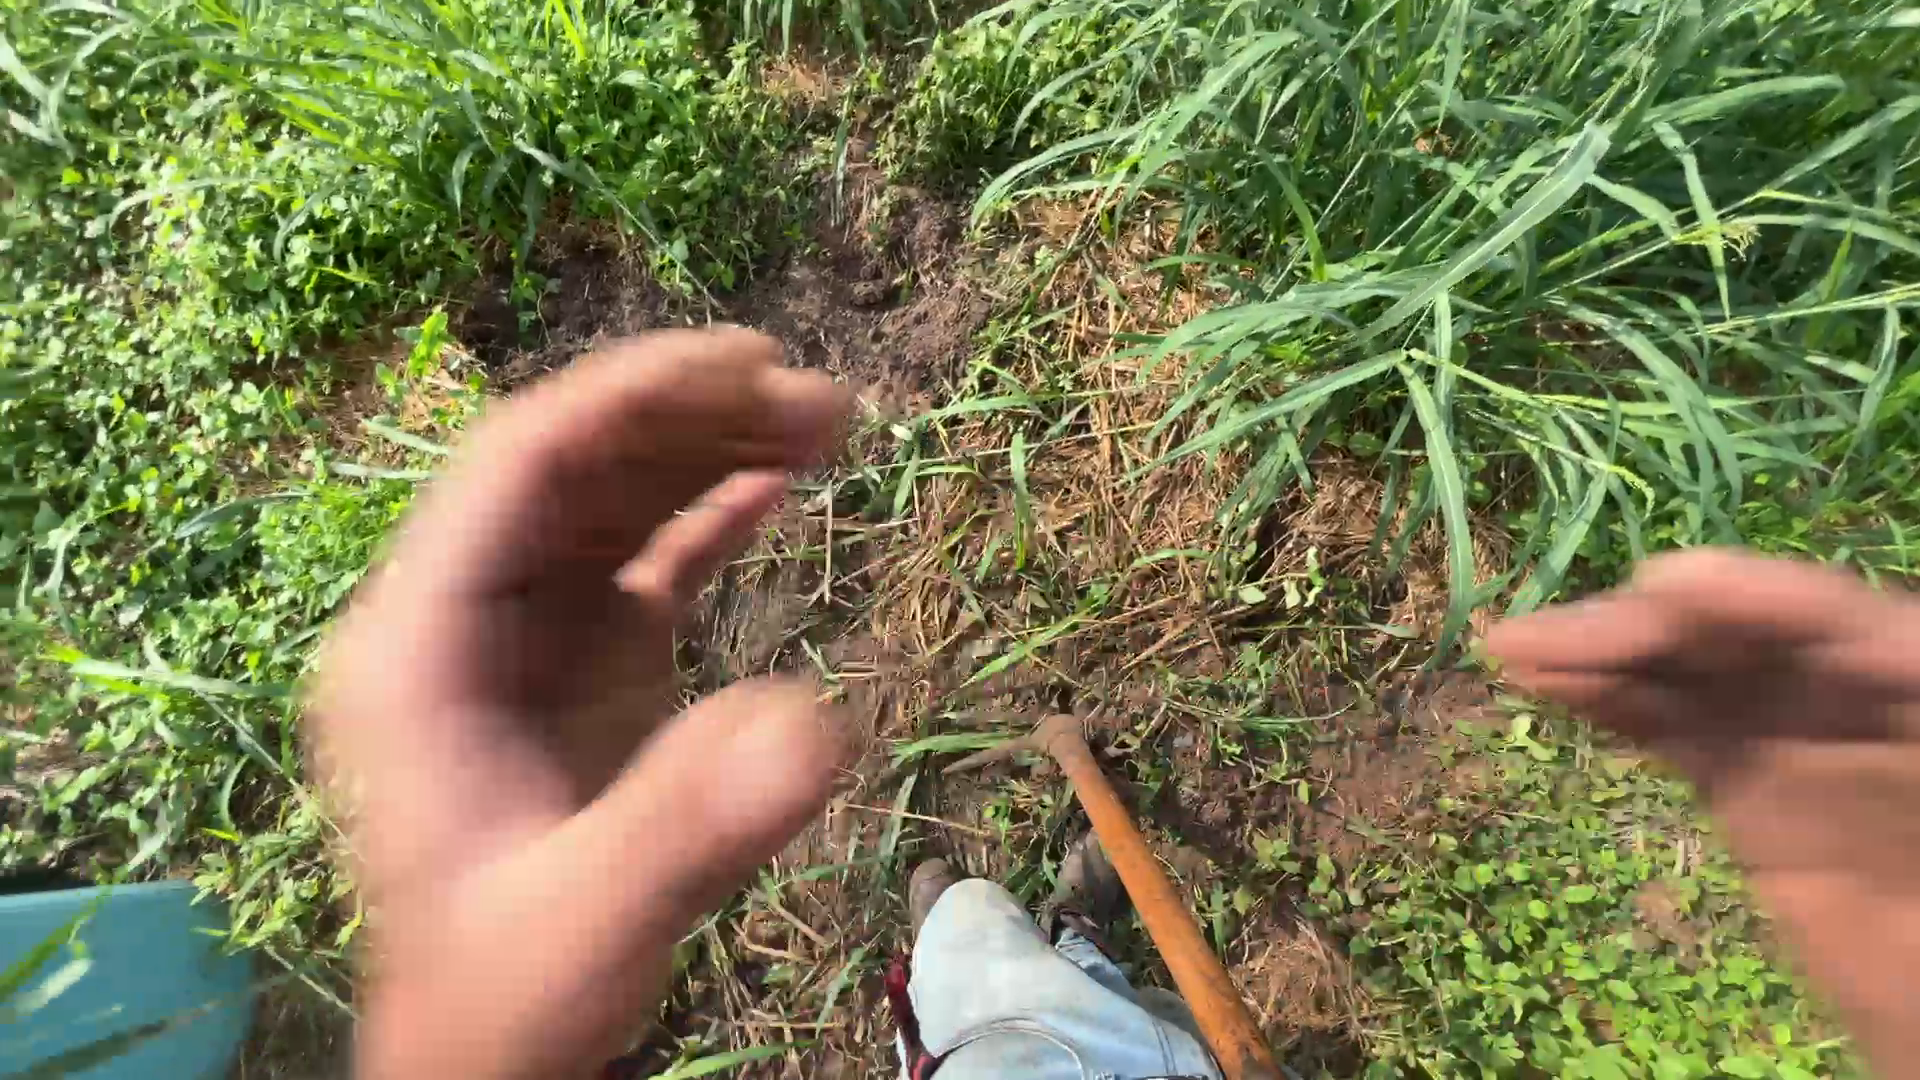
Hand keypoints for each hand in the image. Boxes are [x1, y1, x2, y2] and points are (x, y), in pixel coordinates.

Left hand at [310, 329, 854, 1079]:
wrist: (506, 1037)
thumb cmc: (515, 987)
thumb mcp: (590, 922)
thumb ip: (689, 828)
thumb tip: (822, 727)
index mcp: (426, 642)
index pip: (522, 467)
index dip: (631, 397)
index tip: (746, 362)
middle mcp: (476, 609)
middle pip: (585, 464)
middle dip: (700, 414)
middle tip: (818, 397)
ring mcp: (541, 624)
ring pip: (625, 497)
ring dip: (720, 449)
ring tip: (824, 424)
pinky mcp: (595, 649)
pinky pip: (655, 552)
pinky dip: (716, 510)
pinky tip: (778, 484)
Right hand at [1488, 549, 1919, 1072]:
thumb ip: (1886, 674)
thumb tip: (1776, 618)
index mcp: (1910, 676)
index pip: (1824, 614)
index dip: (1739, 594)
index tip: (1655, 589)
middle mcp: (1842, 692)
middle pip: (1721, 635)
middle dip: (1625, 627)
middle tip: (1527, 641)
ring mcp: (1787, 737)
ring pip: (1673, 673)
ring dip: (1588, 655)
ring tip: (1509, 651)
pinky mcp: (1738, 780)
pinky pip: (1660, 722)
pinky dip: (1596, 698)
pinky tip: (1542, 684)